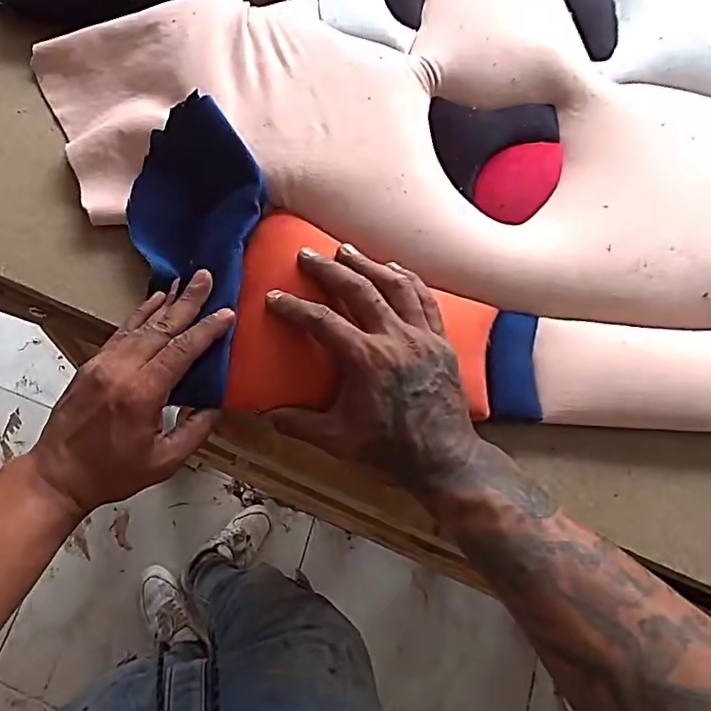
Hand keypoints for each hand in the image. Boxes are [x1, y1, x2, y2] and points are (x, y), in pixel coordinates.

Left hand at [27, 270, 234, 516]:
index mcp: (141, 394)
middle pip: (161, 328)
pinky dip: (139, 316)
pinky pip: (120, 333)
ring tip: (184, 284)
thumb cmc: (109, 473)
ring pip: (139, 325)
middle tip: (206, 277)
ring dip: (165, 303)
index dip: (206, 330)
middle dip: (188, 301)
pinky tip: (153, 303)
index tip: (225, 313)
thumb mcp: (163, 462)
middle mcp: (120, 371)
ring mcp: (101, 365)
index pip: (181, 351)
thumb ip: (194, 432)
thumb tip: (213, 408)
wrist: (59, 474)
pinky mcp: (91, 366)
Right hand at [264, 245, 543, 515]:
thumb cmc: (389, 450)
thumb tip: (265, 414)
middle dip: (330, 269)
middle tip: (308, 254)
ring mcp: (422, 337)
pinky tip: (394, 268)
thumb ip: (298, 423)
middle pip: (359, 290)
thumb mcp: (336, 440)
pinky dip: (407, 279)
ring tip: (346, 251)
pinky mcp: (441, 341)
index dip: (294, 307)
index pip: (322, 321)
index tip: (274, 297)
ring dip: (367, 264)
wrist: (445, 459)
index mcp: (366, 360)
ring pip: (394, 286)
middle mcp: (395, 339)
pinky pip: (424, 299)